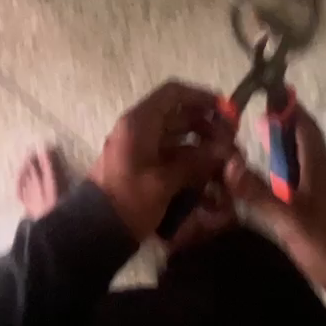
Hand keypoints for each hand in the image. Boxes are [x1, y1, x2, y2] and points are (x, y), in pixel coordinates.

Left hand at [89, 80, 234, 240]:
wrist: (94, 232)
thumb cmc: (127, 200)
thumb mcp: (163, 182)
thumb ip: (195, 163)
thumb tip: (225, 150)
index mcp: (140, 122)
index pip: (173, 93)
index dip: (201, 97)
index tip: (226, 110)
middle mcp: (140, 128)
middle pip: (179, 115)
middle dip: (207, 125)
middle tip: (231, 142)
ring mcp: (141, 147)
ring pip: (177, 136)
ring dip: (201, 145)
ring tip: (225, 161)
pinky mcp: (143, 166)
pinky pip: (171, 154)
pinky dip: (190, 161)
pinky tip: (209, 176)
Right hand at [226, 105, 325, 309]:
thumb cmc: (325, 245)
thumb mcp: (287, 218)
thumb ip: (257, 192)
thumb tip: (227, 162)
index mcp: (320, 169)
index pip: (306, 127)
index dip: (290, 109)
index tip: (271, 93)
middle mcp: (325, 175)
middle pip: (305, 142)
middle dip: (283, 128)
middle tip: (255, 121)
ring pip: (304, 162)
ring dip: (285, 151)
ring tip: (259, 146)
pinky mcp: (323, 213)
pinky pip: (303, 181)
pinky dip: (287, 173)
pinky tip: (271, 182)